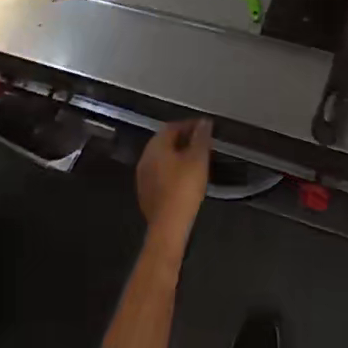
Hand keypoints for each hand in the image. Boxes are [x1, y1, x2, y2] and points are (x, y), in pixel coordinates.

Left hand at [136, 119, 212, 243]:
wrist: (169, 225)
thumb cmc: (184, 187)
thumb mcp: (198, 158)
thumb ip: (201, 137)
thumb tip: (203, 122)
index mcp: (156, 146)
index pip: (172, 127)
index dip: (189, 125)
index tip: (204, 128)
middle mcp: (145, 158)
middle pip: (165, 142)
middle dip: (183, 139)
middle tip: (201, 143)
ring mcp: (143, 177)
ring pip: (162, 159)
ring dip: (177, 155)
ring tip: (195, 160)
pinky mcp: (145, 193)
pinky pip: (160, 174)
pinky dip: (172, 170)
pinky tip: (184, 178)